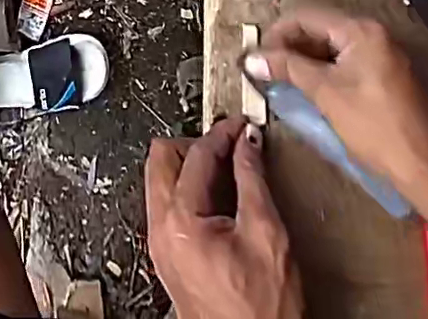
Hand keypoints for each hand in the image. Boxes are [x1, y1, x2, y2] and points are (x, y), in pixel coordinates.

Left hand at [145, 116, 302, 318]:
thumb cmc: (265, 312)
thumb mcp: (268, 238)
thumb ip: (253, 181)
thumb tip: (249, 142)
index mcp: (180, 219)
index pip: (197, 156)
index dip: (222, 135)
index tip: (242, 125)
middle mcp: (160, 227)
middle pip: (162, 158)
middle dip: (196, 145)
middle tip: (230, 148)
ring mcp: (159, 242)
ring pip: (161, 179)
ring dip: (191, 167)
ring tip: (227, 170)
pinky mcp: (166, 255)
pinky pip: (167, 203)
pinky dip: (188, 190)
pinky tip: (218, 197)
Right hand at [243, 5, 427, 188]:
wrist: (427, 172)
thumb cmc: (375, 127)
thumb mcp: (324, 93)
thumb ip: (286, 67)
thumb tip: (252, 58)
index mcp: (360, 31)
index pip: (305, 17)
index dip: (276, 33)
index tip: (258, 54)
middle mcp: (373, 35)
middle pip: (318, 28)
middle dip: (289, 45)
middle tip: (266, 66)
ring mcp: (382, 55)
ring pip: (330, 46)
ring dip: (303, 58)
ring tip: (281, 77)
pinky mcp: (385, 75)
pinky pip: (344, 60)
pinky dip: (322, 69)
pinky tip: (306, 86)